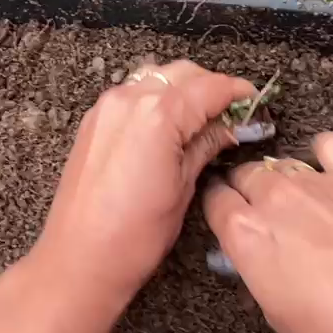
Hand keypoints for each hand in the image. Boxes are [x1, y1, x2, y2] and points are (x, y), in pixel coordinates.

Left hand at [35, 61, 259, 301]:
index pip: (210, 87)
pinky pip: (132, 92)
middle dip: (211, 87)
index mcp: (158, 115)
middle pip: (183, 73)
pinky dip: (156, 97)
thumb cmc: (132, 236)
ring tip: (202, 118)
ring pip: (156, 76)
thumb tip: (228, 127)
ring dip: (183, 88)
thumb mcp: (183, 188)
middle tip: (233, 113)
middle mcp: (130, 100)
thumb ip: (206, 145)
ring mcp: (108, 107)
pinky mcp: (94, 120)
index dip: (238, 92)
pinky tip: (169, 123)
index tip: (254, 101)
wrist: (79, 259)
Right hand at [203, 132, 332, 332]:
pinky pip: (329, 145)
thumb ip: (256, 274)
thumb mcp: (278, 315)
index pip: (214, 201)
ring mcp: (315, 180)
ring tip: (297, 203)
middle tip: (264, 218)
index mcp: (245, 232)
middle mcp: (272, 197)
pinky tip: (329, 170)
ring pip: (280, 163)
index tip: (227, 221)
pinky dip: (323, 154)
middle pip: (244, 175)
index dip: (220, 210)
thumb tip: (252, 258)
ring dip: (281, 179)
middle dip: (247, 191)